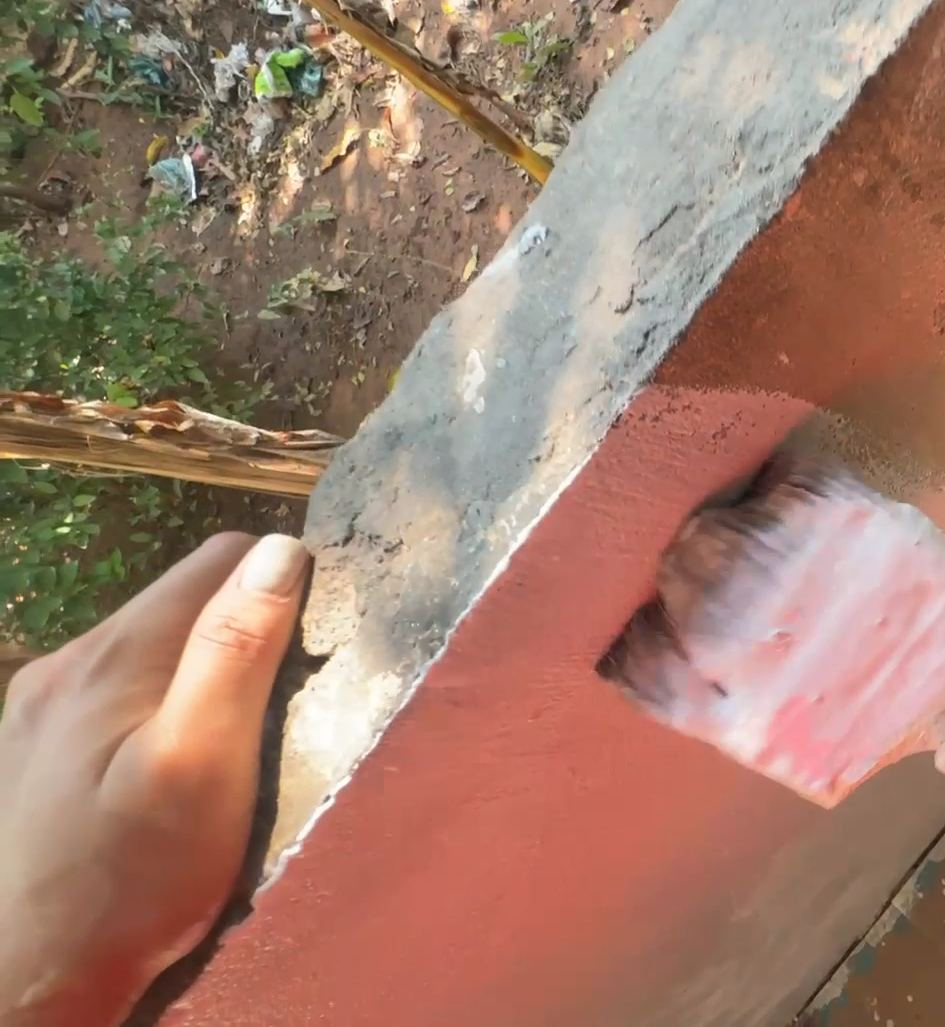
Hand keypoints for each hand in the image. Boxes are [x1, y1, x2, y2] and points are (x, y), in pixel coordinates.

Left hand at [0, 533, 309, 1026]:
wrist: (26, 986)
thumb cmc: (133, 874)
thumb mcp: (202, 759)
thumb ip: (236, 649)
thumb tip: (281, 550)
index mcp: (112, 656)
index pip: (223, 557)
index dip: (289, 576)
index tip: (326, 629)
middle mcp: (70, 663)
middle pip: (194, 592)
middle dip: (262, 613)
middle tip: (303, 680)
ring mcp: (48, 702)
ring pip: (169, 634)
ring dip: (228, 650)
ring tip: (263, 711)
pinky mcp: (47, 739)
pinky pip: (142, 676)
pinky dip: (190, 684)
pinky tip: (203, 740)